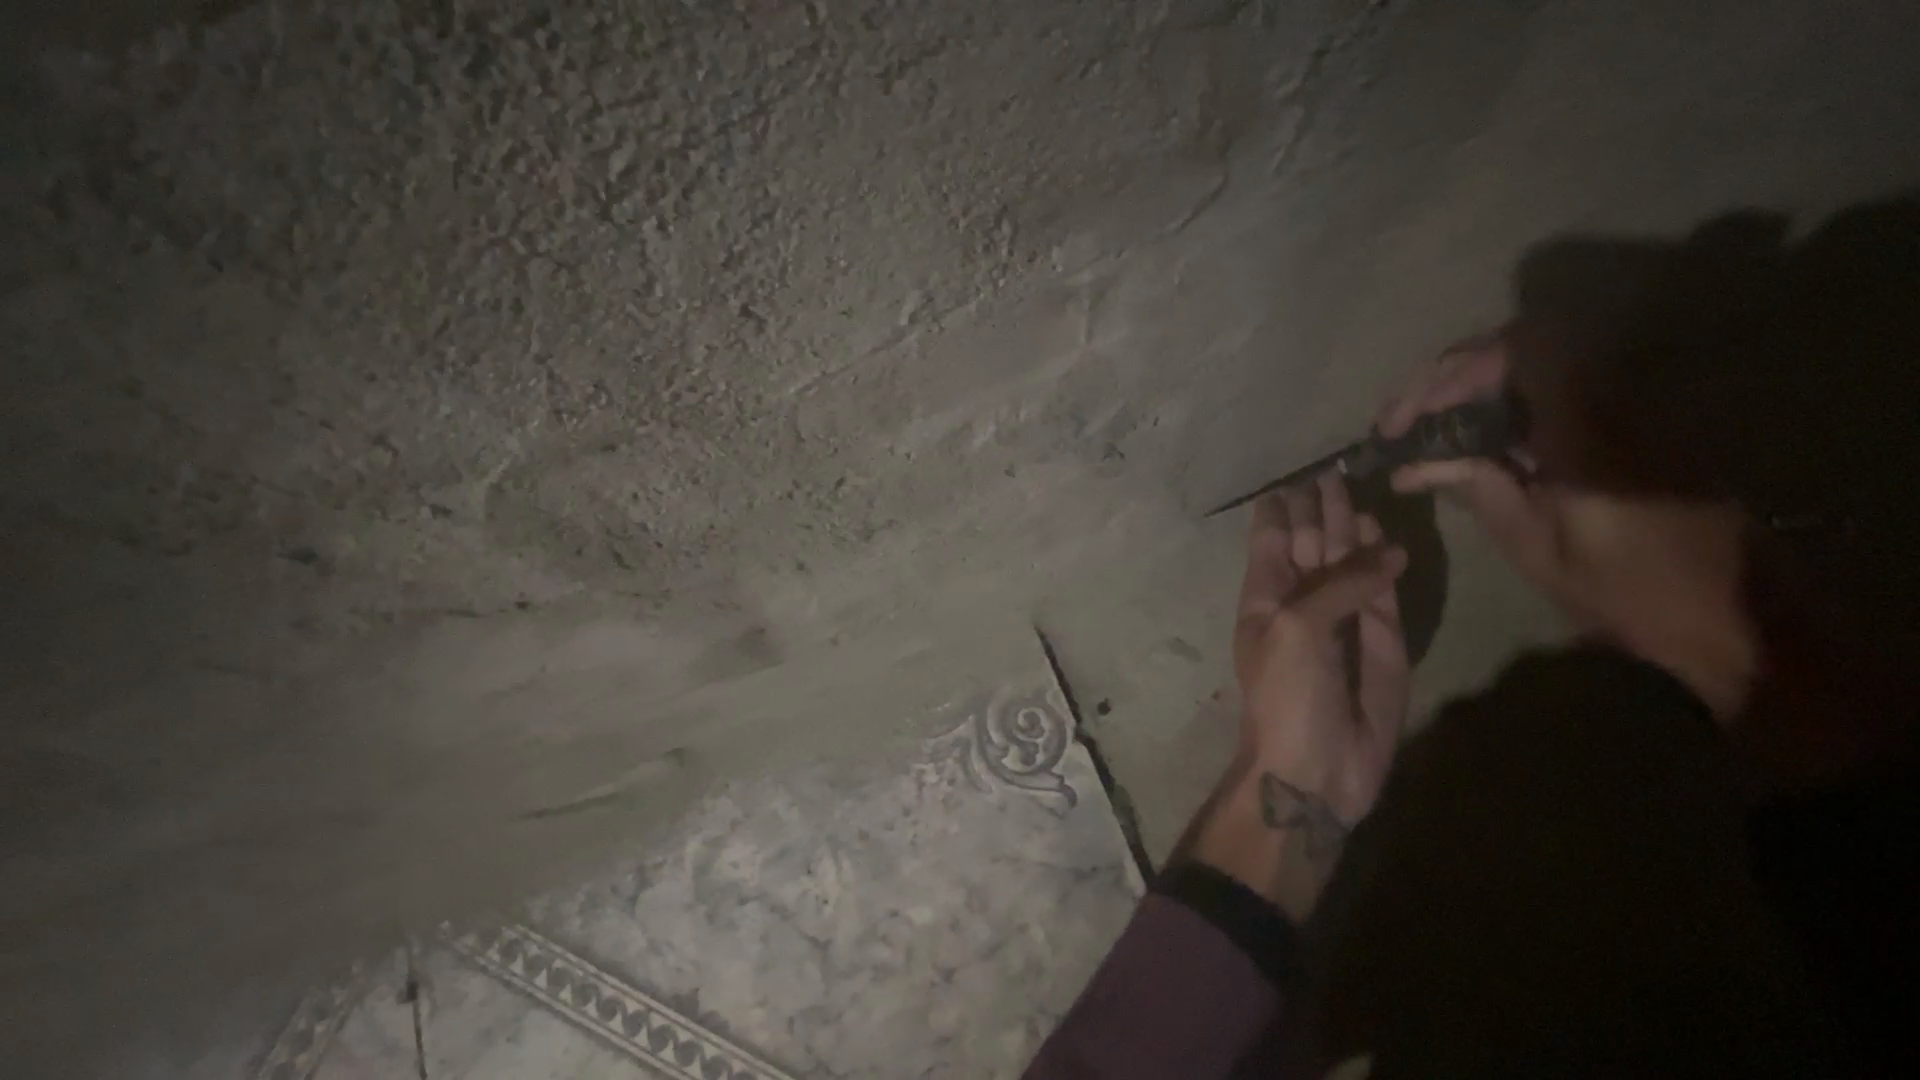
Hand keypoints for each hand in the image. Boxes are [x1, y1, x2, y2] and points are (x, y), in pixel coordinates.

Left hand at [1178, 471, 1407, 922]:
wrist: (1314, 769)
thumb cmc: (1287, 693)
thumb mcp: (1299, 628)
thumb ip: (1340, 583)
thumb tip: (1387, 549)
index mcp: (1265, 601)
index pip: (1271, 546)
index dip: (1278, 516)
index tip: (1285, 485)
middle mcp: (1301, 606)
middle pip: (1311, 548)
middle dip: (1317, 513)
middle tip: (1329, 474)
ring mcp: (1342, 625)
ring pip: (1348, 566)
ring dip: (1349, 532)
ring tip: (1354, 493)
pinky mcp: (1381, 646)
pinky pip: (1382, 598)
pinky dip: (1383, 569)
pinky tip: (1386, 538)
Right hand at [1381, 338, 1755, 717]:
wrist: (1725, 608)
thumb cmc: (1624, 588)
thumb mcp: (1535, 547)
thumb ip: (1477, 489)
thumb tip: (1408, 466)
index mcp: (1588, 432)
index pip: (1518, 355)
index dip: (1451, 374)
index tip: (1405, 418)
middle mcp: (1609, 403)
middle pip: (1519, 347)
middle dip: (1449, 376)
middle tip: (1401, 418)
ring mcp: (1620, 409)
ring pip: (1531, 364)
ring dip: (1469, 385)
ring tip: (1423, 422)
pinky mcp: (1622, 425)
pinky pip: (1549, 391)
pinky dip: (1497, 401)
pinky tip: (1464, 434)